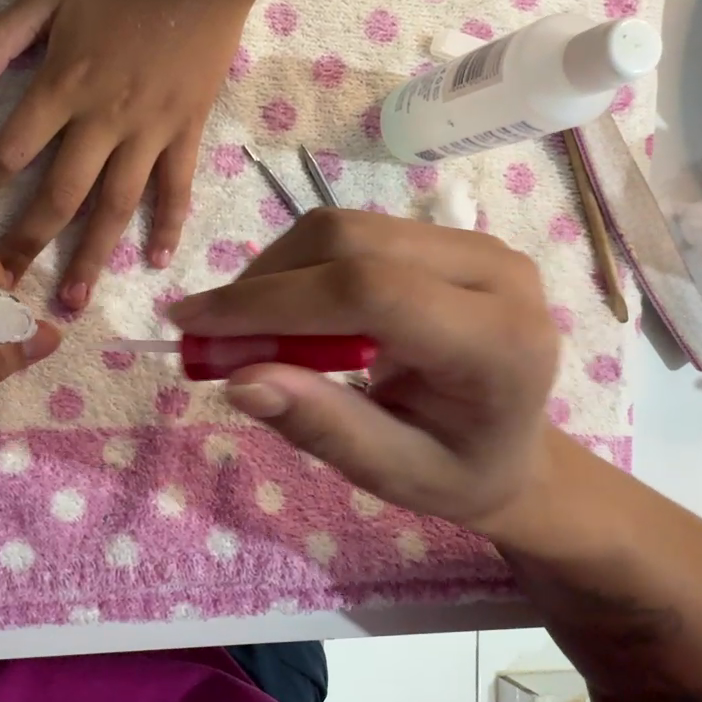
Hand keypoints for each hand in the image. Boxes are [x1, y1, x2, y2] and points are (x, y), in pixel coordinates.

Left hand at [0, 0, 259, 308]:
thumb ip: (1, 36)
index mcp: (64, 85)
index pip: (9, 150)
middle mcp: (104, 120)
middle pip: (59, 196)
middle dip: (28, 243)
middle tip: (6, 287)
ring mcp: (150, 131)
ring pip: (115, 206)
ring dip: (92, 256)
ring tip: (74, 302)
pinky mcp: (187, 130)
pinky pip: (176, 186)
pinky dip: (168, 224)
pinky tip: (155, 262)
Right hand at [168, 210, 560, 533]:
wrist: (512, 445)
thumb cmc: (456, 468)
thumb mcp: (393, 473)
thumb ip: (324, 427)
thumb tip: (239, 381)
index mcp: (498, 341)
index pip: (369, 291)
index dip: (269, 302)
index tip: (190, 325)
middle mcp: (492, 272)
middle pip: (346, 242)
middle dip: (260, 285)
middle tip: (210, 337)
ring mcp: (469, 244)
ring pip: (337, 228)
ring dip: (270, 274)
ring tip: (246, 332)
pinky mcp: (440, 237)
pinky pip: (344, 233)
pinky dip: (291, 269)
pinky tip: (281, 313)